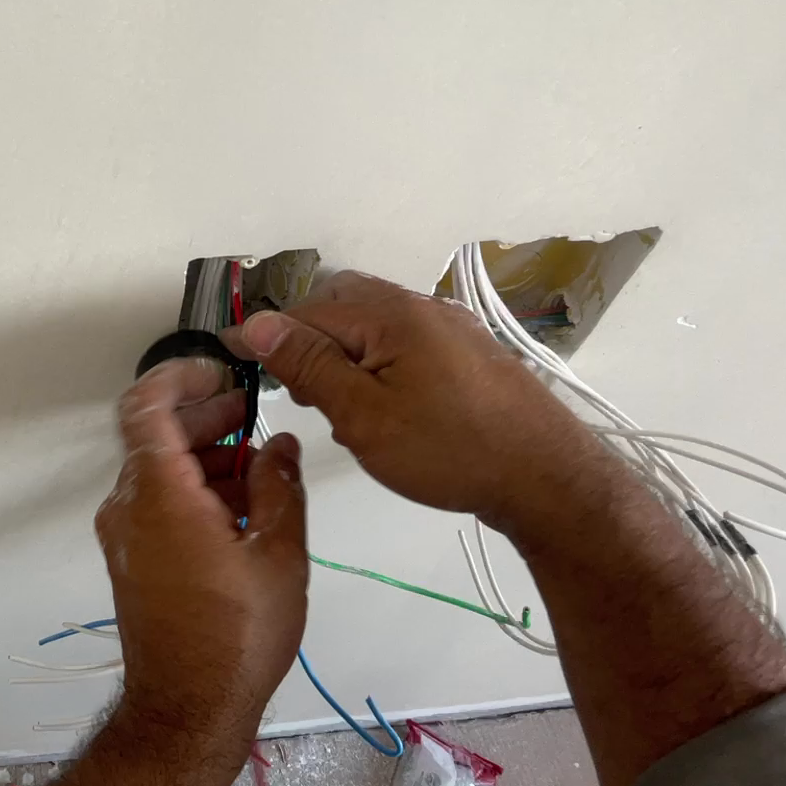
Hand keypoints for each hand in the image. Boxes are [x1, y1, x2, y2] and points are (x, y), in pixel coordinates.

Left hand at [20, 357, 308, 785]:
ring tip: (260, 470)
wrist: (186, 709)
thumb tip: (279, 444)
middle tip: (253, 419)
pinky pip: (157, 501)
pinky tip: (240, 508)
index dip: (179, 377)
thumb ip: (279, 487)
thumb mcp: (278, 555)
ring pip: (160, 469)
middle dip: (205, 418)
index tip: (221, 376)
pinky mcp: (130, 555)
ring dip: (204, 457)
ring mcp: (124, 531)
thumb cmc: (237, 634)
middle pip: (157, 435)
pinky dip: (193, 490)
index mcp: (159, 494)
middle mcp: (128, 504)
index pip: (145, 405)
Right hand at [220, 271, 618, 537]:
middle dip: (308, 338)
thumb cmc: (448, 451)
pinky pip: (402, 339)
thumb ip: (308, 364)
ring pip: (372, 322)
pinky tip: (384, 403)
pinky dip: (374, 360)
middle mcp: (421, 306)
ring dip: (342, 351)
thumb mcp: (362, 415)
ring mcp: (450, 326)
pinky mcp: (467, 351)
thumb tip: (256, 323)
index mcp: (391, 315)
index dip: (267, 336)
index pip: (307, 312)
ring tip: (342, 405)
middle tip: (300, 390)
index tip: (234, 361)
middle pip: (341, 303)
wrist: (551, 482)